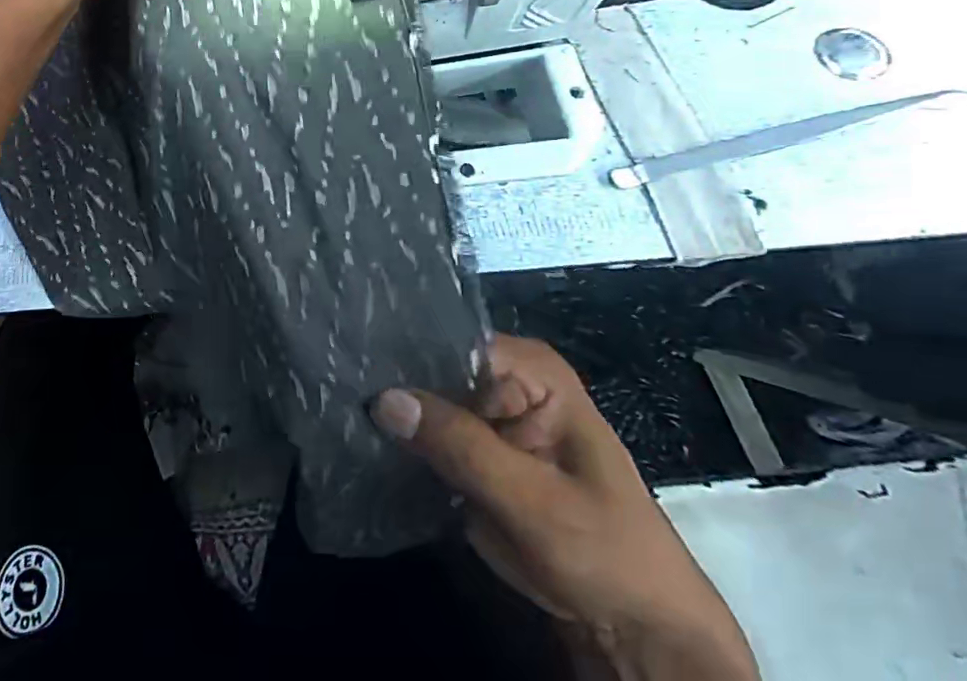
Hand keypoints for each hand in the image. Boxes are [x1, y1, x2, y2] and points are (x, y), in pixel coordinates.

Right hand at [372, 336, 759, 680]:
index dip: (405, 353)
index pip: (455, 342)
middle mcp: (508, 384)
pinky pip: (430, 443)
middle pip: (435, 371)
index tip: (351, 363)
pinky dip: (402, 450)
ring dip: (390, 420)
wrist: (633, 625)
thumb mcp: (534, 502)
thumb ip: (462, 446)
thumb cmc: (604, 551)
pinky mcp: (477, 458)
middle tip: (333, 391)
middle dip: (390, 386)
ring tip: (335, 414)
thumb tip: (384, 397)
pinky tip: (357, 445)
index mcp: (534, 371)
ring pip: (426, 407)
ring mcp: (491, 422)